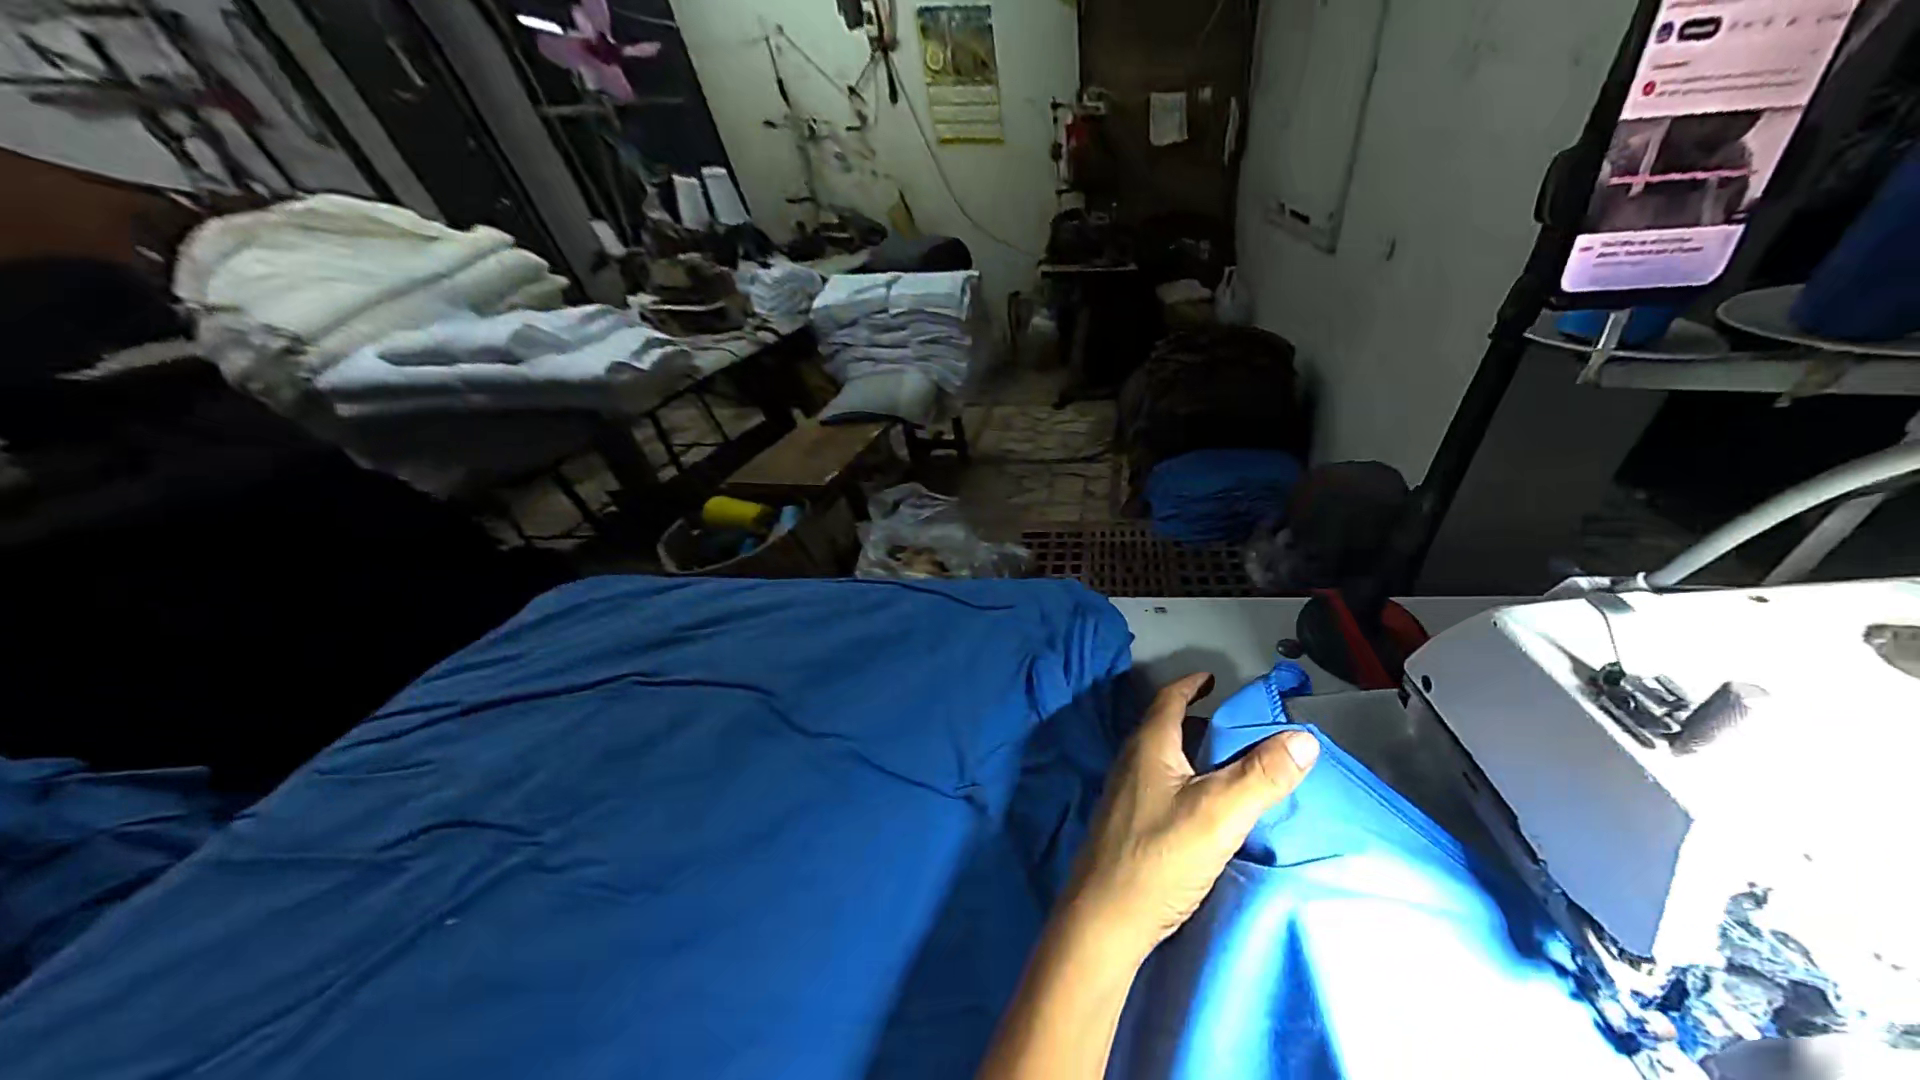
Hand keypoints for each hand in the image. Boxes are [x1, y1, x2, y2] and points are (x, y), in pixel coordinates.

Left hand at [1062, 673, 1320, 959]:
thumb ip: (1261, 776)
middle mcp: (1131, 762)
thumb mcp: (1220, 813)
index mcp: (1148, 747)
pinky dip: (1185, 780)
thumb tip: (1303, 737)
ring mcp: (1125, 794)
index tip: (1212, 678)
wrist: (1105, 918)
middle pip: (1166, 728)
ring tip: (1227, 764)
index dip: (1191, 684)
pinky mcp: (1126, 824)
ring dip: (1192, 752)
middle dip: (1198, 720)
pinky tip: (1203, 806)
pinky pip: (1160, 785)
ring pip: (1164, 759)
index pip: (1169, 699)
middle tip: (1233, 726)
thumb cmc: (1158, 857)